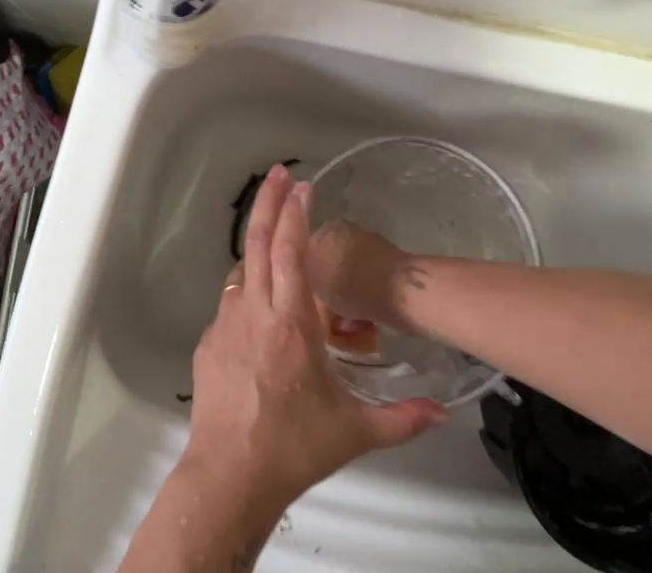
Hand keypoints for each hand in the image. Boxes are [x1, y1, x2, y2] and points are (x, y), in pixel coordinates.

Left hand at [185, 165, 446, 502]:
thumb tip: (443, 414)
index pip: (291, 252)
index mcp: (291, 323)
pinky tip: (259, 305)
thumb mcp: (355, 432)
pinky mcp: (208, 346)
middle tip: (279, 173)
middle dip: (269, 203)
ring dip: (257, 246)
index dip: (296, 214)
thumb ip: (402, 420)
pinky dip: (246, 290)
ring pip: (241, 272)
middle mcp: (254, 314)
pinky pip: (230, 305)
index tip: (302, 185)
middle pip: (258, 244)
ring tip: (274, 234)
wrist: (228, 477)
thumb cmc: (293, 447)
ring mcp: (225, 328)